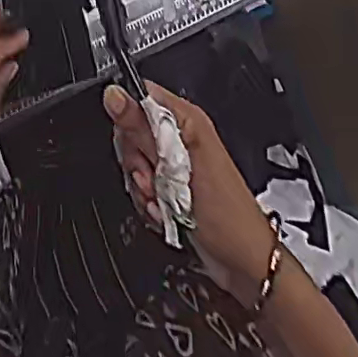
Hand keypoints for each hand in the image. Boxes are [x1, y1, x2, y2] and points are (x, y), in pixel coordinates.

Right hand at [104, 81, 281, 304]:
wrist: (243, 262)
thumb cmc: (227, 215)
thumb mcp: (178, 166)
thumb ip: (142, 128)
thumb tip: (114, 94)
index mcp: (187, 120)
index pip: (139, 97)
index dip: (128, 118)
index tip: (136, 143)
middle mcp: (180, 137)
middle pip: (131, 130)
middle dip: (135, 159)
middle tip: (153, 177)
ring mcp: (175, 162)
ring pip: (134, 160)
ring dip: (141, 184)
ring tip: (162, 199)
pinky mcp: (171, 184)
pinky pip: (140, 183)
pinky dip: (146, 199)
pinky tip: (162, 209)